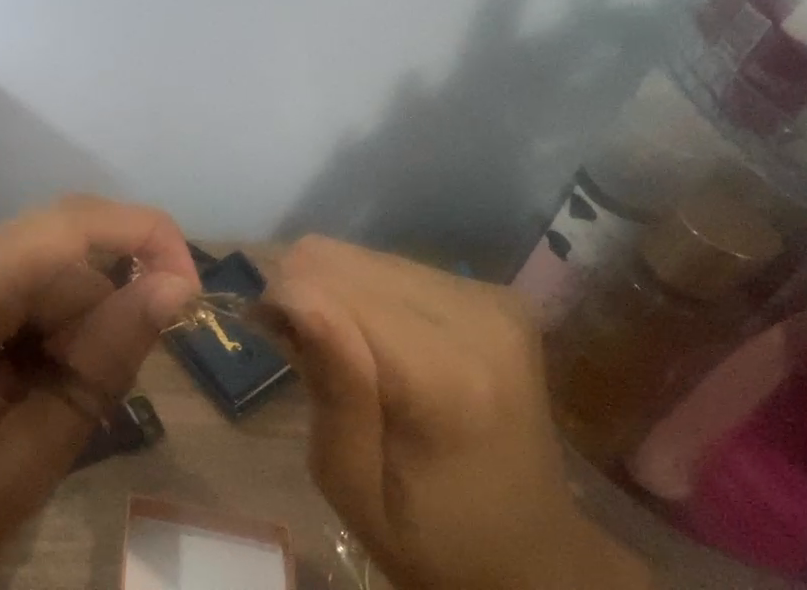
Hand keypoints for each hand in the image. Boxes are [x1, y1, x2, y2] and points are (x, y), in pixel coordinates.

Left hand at [0, 197, 200, 589]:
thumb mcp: (23, 461)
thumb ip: (101, 364)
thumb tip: (175, 287)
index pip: (72, 228)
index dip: (148, 244)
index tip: (194, 301)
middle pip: (58, 258)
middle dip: (92, 323)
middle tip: (72, 413)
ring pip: (39, 273)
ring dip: (62, 336)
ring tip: (30, 414)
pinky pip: (8, 285)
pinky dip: (31, 334)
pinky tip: (7, 393)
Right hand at [263, 238, 650, 589]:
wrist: (531, 552)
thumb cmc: (431, 538)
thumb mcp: (354, 488)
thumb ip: (331, 387)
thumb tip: (293, 298)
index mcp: (443, 376)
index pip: (322, 286)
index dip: (280, 306)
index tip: (275, 347)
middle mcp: (474, 318)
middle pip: (335, 258)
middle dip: (302, 295)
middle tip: (304, 354)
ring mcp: (489, 300)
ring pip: (357, 255)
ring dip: (332, 294)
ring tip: (341, 351)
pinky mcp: (491, 294)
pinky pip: (389, 264)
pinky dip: (364, 295)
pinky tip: (375, 341)